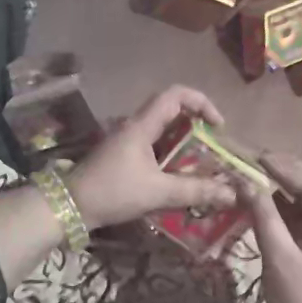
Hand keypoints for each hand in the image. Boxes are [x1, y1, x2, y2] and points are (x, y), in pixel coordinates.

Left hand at [66, 85, 239, 228]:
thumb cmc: (113, 192)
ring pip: (159, 131)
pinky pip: (150, 147)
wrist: (70, 207)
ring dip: (181, 143)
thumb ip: (195, 191)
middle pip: (169, 111)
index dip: (201, 102)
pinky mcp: (119, 157)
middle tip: (212, 148)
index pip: (175, 95)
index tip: (217, 126)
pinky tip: (176, 178)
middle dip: (195, 125)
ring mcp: (124, 141)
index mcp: (141, 125)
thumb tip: (231, 194)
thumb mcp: (158, 192)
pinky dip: (167, 156)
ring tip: (199, 165)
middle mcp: (132, 126)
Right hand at [243, 153, 301, 302]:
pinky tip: (262, 194)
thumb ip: (264, 218)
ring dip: (285, 183)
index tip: (259, 158)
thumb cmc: (295, 301)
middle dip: (289, 170)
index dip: (288, 170)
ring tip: (258, 170)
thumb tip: (246, 184)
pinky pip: (299, 213)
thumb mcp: (278, 259)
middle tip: (258, 159)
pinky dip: (281, 201)